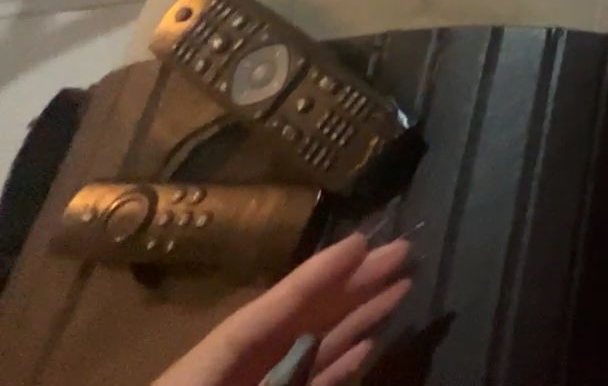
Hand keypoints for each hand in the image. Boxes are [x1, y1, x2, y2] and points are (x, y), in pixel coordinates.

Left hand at [153, 233, 411, 385]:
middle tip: (403, 251)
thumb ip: (288, 381)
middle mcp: (223, 384)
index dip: (312, 278)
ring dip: (354, 320)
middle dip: (348, 289)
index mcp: (198, 379)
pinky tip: (371, 345)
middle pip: (289, 327)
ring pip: (303, 353)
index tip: (363, 241)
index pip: (260, 319)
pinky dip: (338, 366)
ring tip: (403, 286)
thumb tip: (346, 356)